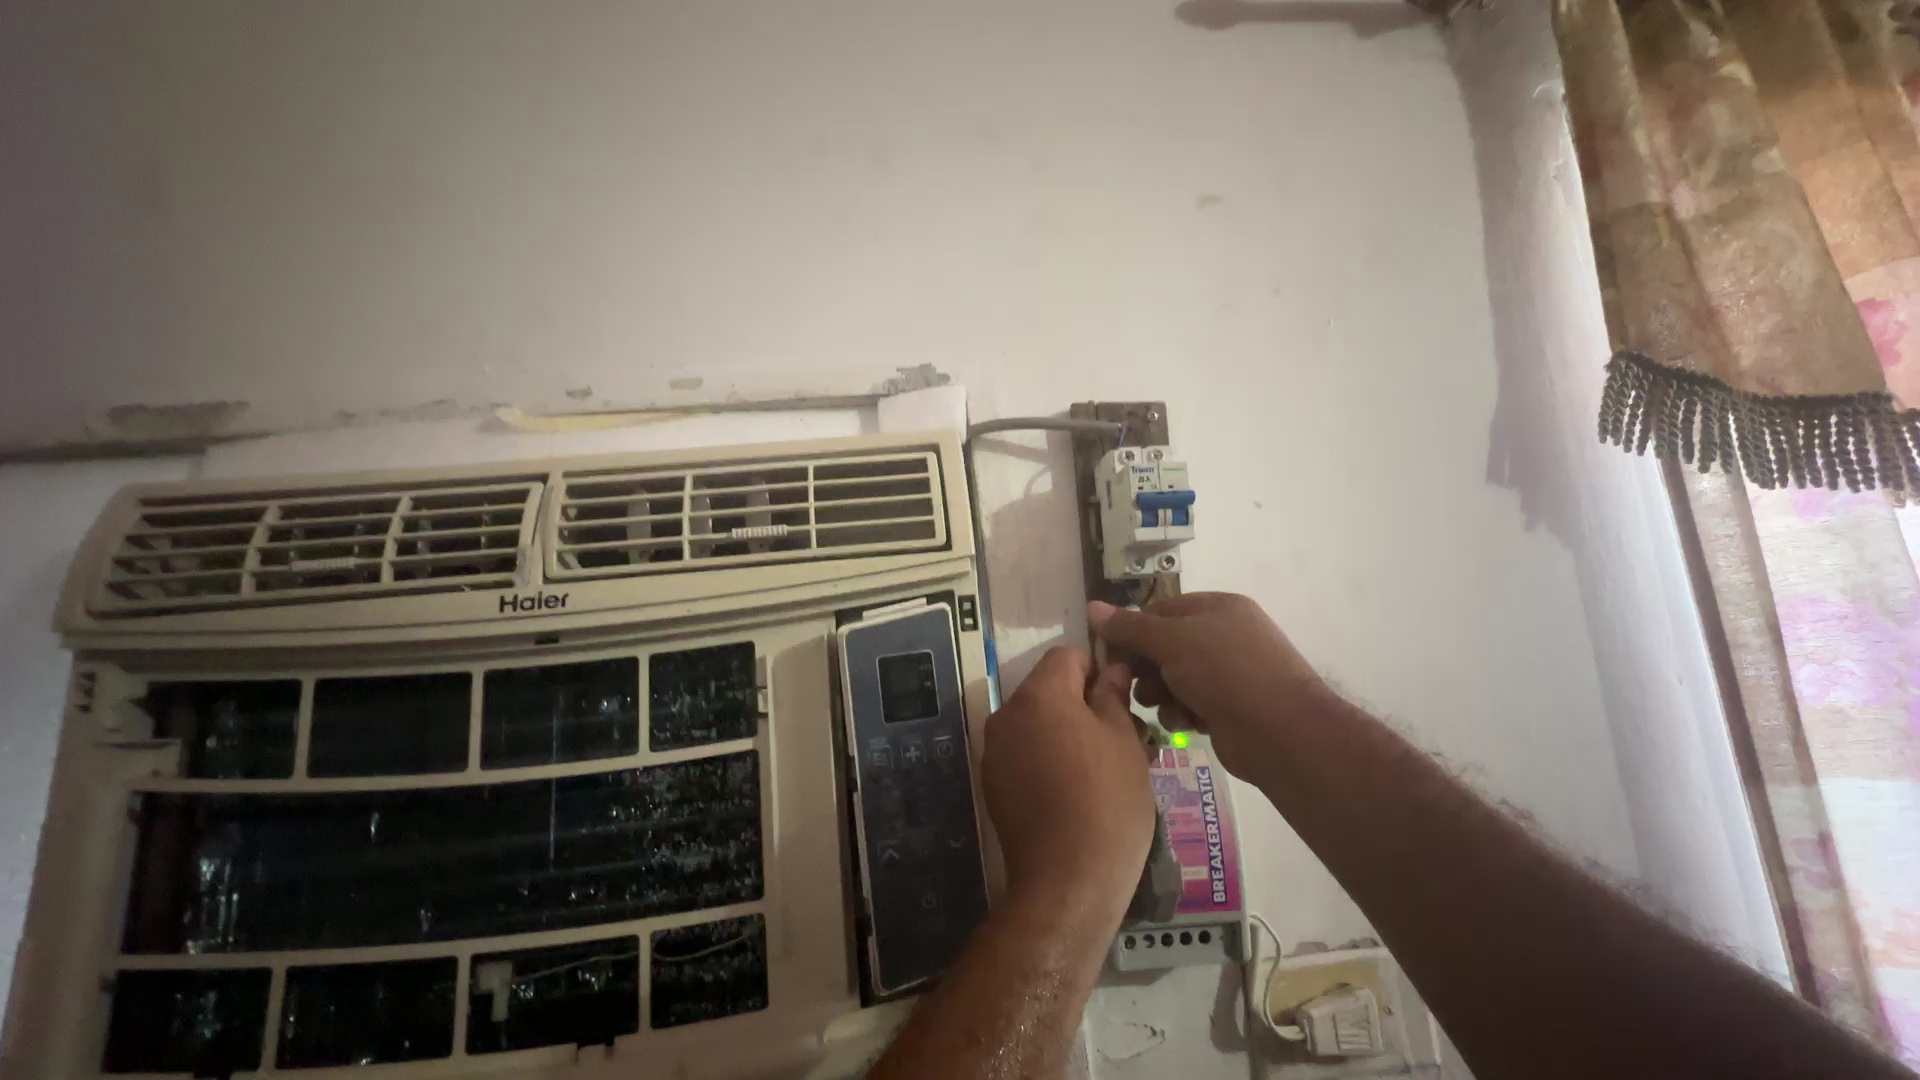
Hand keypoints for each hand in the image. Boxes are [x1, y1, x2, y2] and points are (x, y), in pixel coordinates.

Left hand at [981, 647, 1155, 911]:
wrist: (1068, 880)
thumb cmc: (1107, 801)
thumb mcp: (1124, 742)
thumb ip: (1112, 697)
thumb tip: (1112, 670)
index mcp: (1038, 695)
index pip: (1067, 656)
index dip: (1097, 669)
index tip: (1121, 699)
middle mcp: (1006, 714)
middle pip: (1047, 689)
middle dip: (1081, 704)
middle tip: (1120, 736)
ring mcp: (994, 751)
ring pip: (1036, 723)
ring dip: (1064, 732)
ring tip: (1100, 767)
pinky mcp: (992, 784)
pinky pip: (1023, 754)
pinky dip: (1045, 759)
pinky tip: (1072, 790)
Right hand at [1088, 592, 1324, 779]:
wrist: (1279, 731)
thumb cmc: (1225, 672)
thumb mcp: (1172, 642)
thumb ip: (1130, 628)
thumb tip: (1092, 607)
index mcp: (1218, 608)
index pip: (1161, 611)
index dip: (1132, 631)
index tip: (1110, 654)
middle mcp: (1225, 636)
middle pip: (1165, 646)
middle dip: (1145, 667)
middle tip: (1127, 684)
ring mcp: (1229, 674)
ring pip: (1174, 678)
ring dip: (1160, 692)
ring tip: (1158, 705)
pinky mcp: (1229, 708)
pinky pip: (1190, 703)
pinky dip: (1181, 712)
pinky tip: (1183, 723)